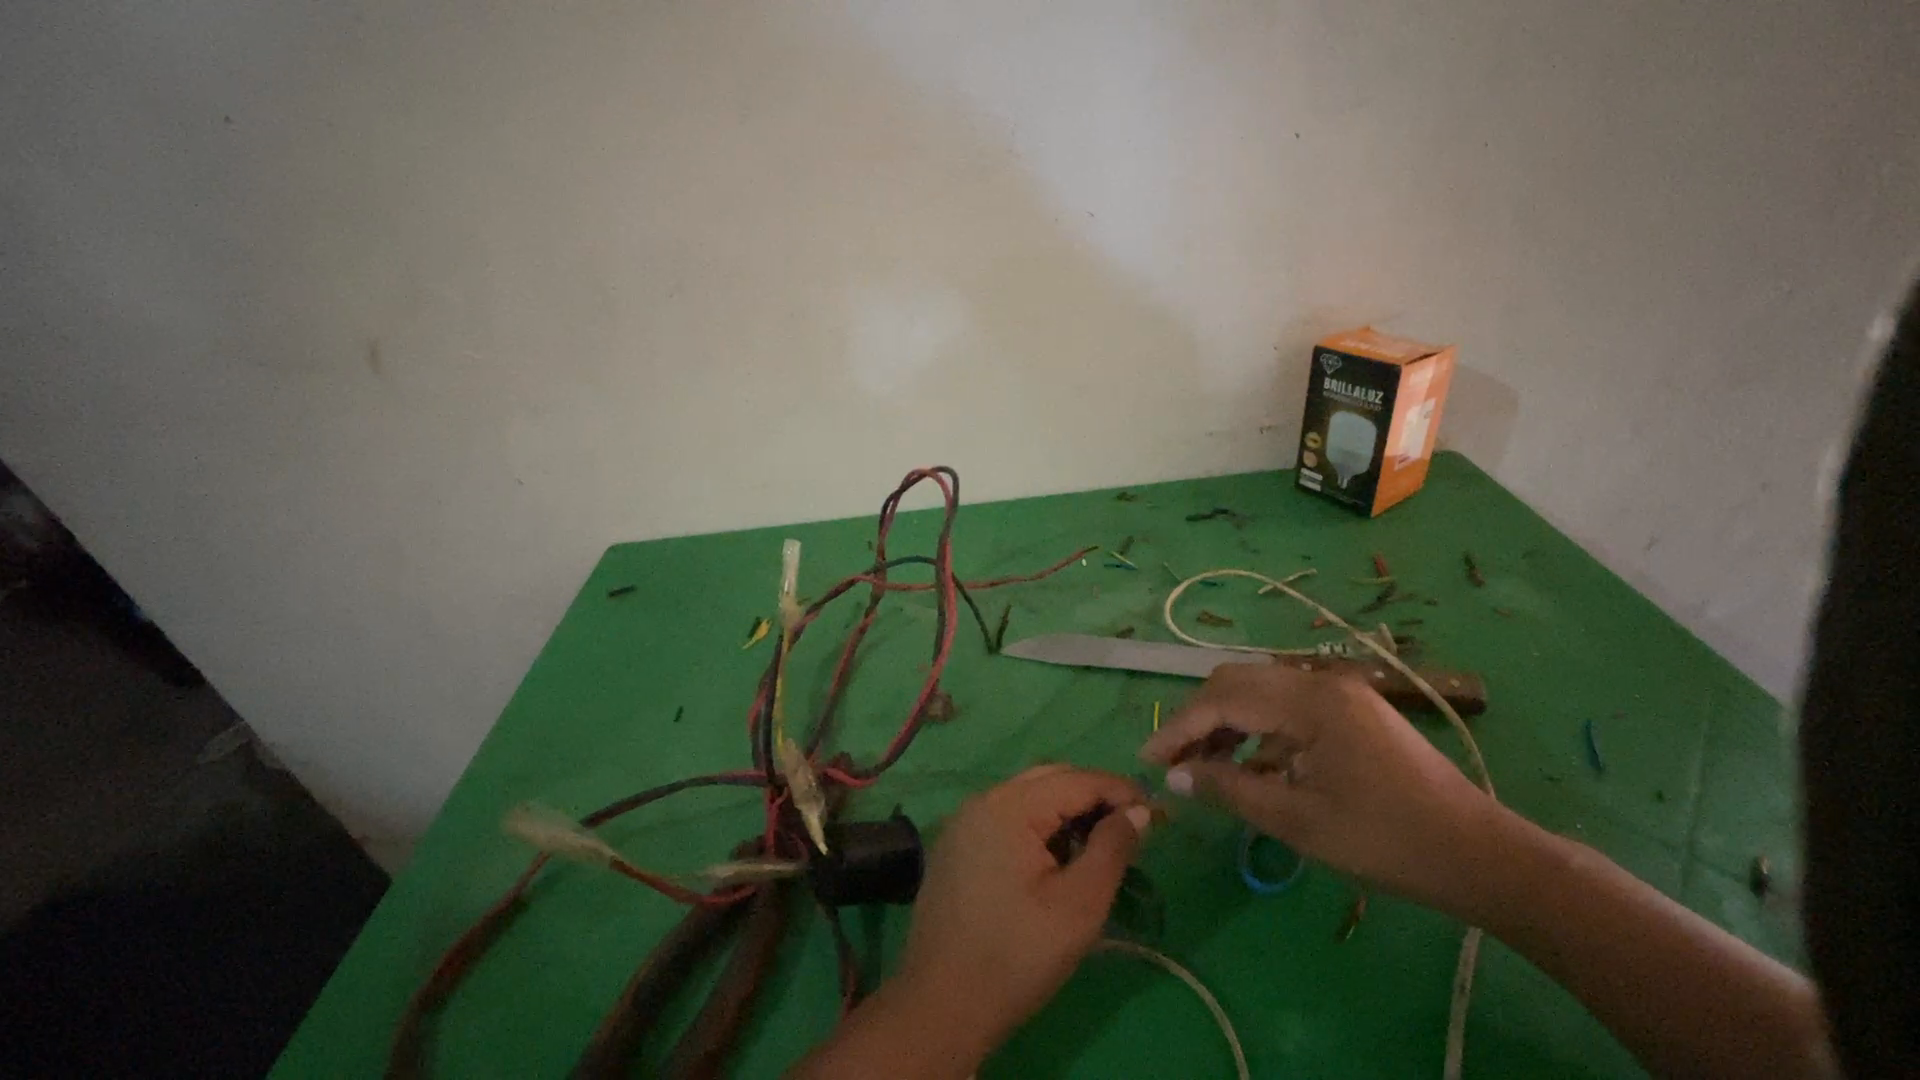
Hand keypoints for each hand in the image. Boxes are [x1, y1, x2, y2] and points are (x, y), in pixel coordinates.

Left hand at [896, 765, 1149, 1048]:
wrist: (943, 1004)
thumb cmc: (1018, 954)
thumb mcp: (1080, 904)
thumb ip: (1112, 848)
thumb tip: (1137, 811)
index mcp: (1009, 806)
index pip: (1077, 780)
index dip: (1120, 791)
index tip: (1156, 814)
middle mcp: (981, 800)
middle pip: (1050, 778)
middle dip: (1093, 796)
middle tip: (1130, 829)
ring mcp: (963, 822)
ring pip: (1027, 796)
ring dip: (1065, 811)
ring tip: (1097, 846)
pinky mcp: (956, 846)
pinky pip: (1006, 818)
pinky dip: (1038, 825)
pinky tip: (1056, 859)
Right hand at [1139, 662, 1502, 918]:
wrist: (1478, 854)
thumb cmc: (1385, 841)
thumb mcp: (1297, 821)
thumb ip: (1230, 790)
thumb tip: (1175, 777)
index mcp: (1310, 702)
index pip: (1222, 699)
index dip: (1177, 728)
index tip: (1146, 760)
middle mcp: (1322, 682)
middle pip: (1237, 682)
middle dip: (1196, 719)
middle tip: (1171, 762)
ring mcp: (1341, 693)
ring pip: (1261, 691)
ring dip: (1225, 722)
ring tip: (1202, 766)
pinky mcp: (1353, 712)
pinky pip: (1288, 707)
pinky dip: (1258, 730)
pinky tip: (1250, 766)